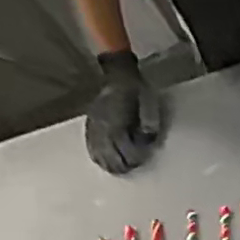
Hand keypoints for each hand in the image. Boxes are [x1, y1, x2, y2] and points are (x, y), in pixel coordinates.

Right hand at [84, 51, 162, 174]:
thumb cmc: (135, 89)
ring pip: (101, 159)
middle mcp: (104, 130)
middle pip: (114, 161)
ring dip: (113, 165)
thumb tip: (148, 139)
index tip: (145, 154)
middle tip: (135, 162)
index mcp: (118, 125)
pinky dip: (100, 159)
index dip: (138, 157)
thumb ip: (149, 123)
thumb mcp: (148, 103)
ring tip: (122, 164)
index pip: (128, 154)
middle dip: (126, 165)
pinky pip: (92, 151)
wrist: (118, 73)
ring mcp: (95, 129)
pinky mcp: (91, 128)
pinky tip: (107, 160)